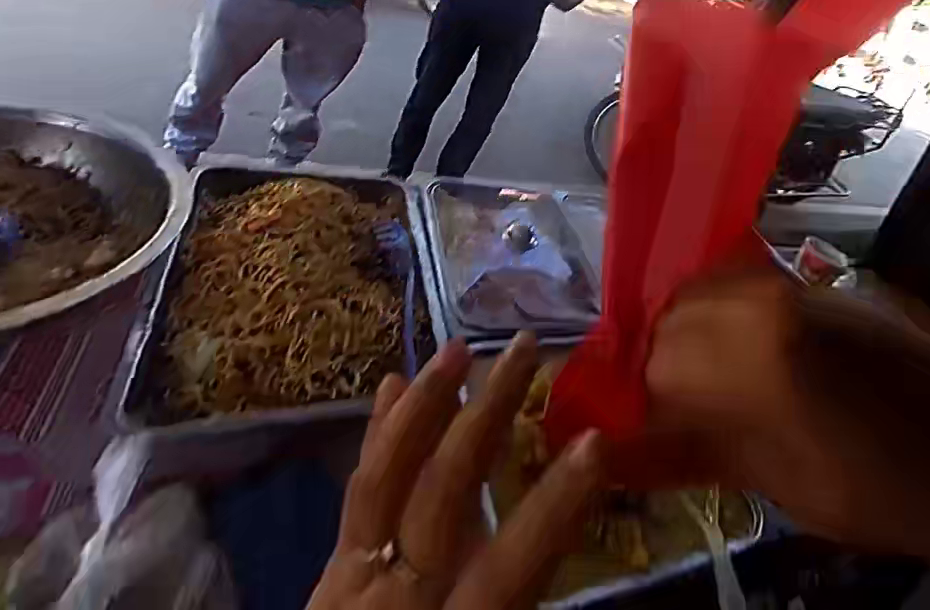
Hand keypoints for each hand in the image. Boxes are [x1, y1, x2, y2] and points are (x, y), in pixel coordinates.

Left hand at [309, 335, 605, 609]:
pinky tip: (392, 385)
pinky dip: (380, 432)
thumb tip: (560, 561)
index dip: (557, 503)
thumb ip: (521, 602)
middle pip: (446, 489)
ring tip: (459, 347)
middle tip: (526, 349)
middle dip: (490, 411)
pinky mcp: (332, 572)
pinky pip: (359, 489)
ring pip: (389, 473)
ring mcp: (354, 578)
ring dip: (428, 402)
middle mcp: (398, 597)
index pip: (514, 563)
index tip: (597, 443)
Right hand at [644, 271, 929, 561]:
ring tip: (705, 406)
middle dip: (657, 380)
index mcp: (757, 351)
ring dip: (683, 353)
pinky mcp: (802, 283)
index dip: (638, 414)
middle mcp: (759, 297)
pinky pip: (725, 295)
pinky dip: (711, 332)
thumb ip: (698, 455)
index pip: (651, 370)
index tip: (638, 447)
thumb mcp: (798, 490)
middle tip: (675, 433)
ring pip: (689, 305)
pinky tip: (733, 373)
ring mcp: (781, 282)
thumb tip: (607, 453)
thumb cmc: (906, 487)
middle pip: (663, 328)